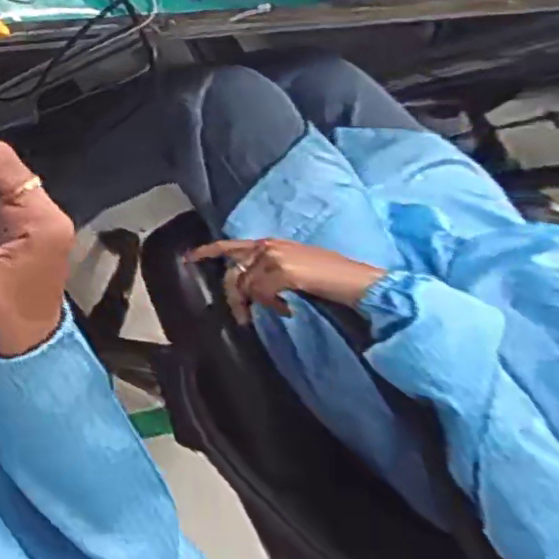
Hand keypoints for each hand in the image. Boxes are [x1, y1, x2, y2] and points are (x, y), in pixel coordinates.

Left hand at [186, 238, 385, 324]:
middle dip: (234, 295)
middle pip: (234, 271)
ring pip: (246, 285)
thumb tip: (250, 284)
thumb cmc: (340, 279)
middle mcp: (268, 246)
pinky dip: (272, 305)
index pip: (229, 245)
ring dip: (256, 303)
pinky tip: (287, 311)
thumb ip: (271, 267)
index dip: (206, 252)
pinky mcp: (283, 272)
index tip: (187, 259)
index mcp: (271, 243)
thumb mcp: (299, 266)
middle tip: (241, 315)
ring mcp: (274, 257)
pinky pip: (262, 293)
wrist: (372, 285)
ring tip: (275, 312)